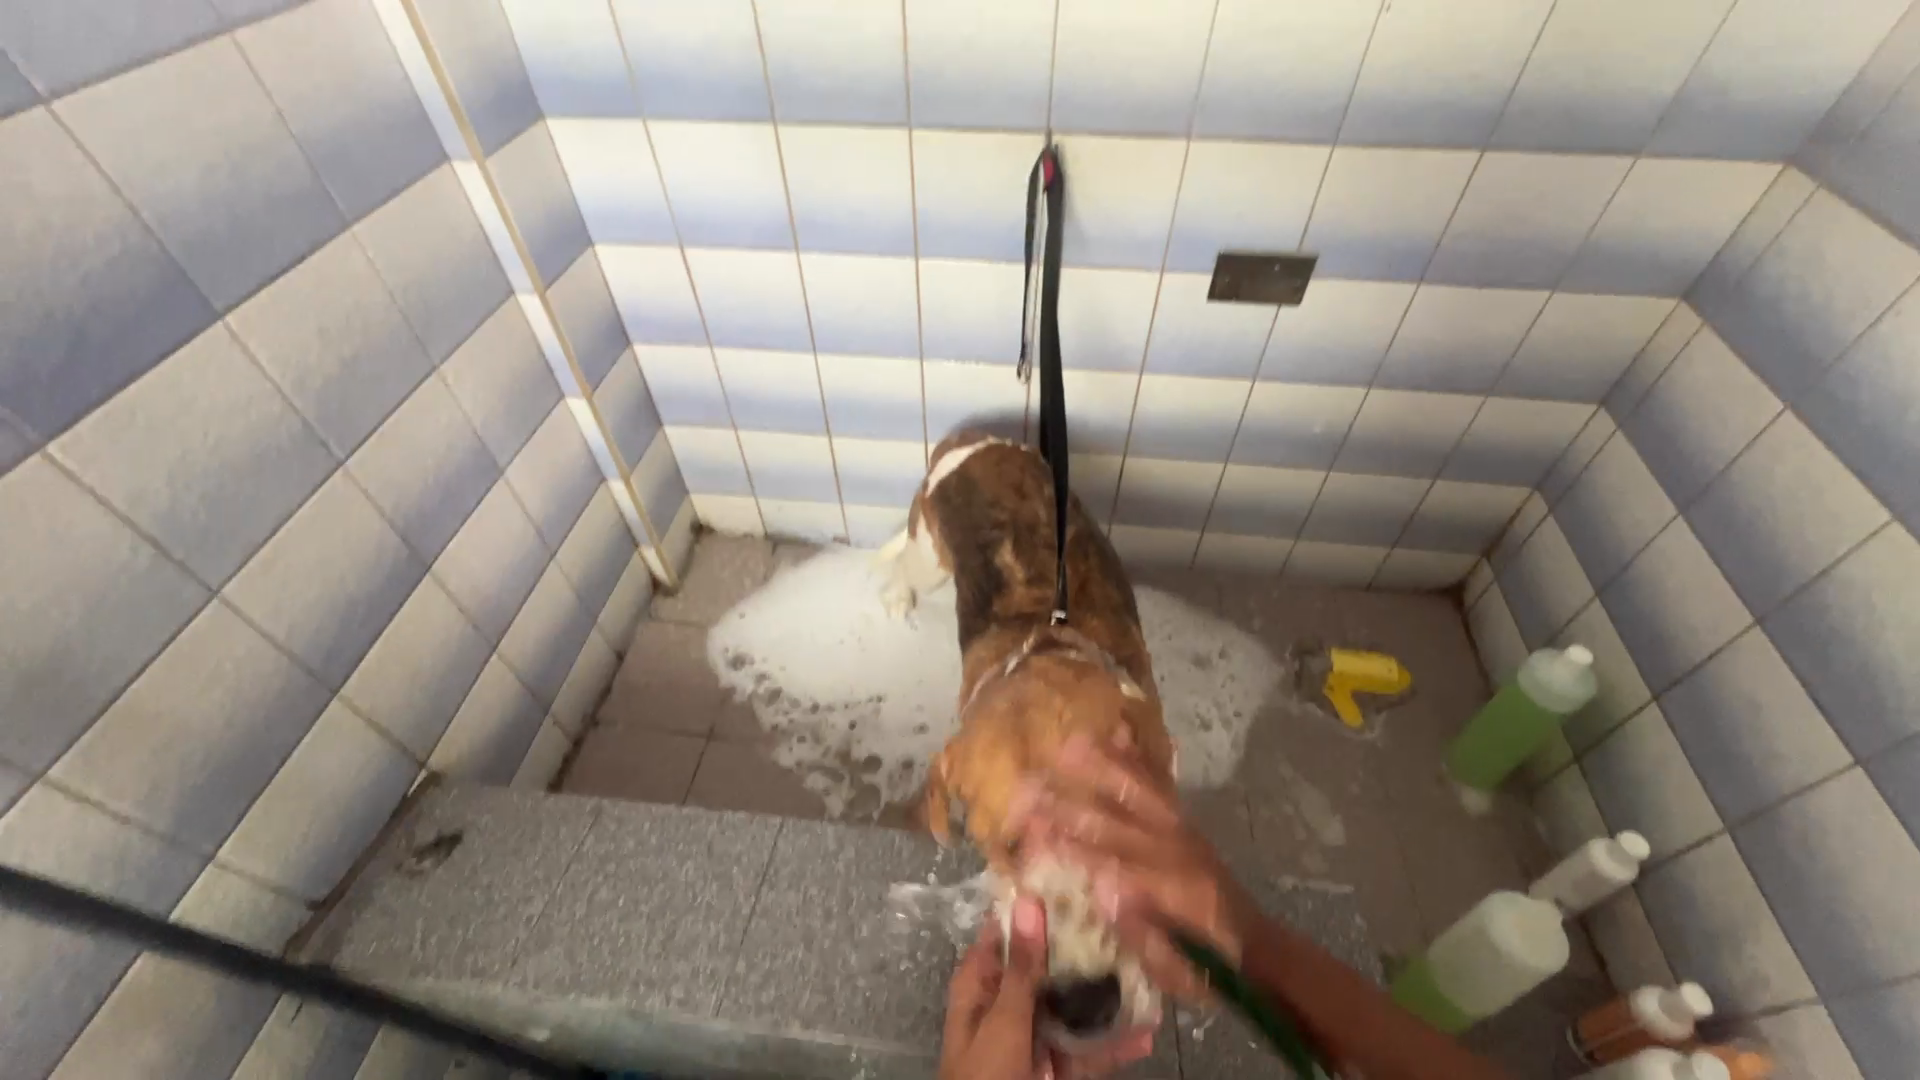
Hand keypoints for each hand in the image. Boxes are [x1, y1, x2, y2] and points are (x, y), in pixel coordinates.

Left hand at [941, 895, 1158, 1079]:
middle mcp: (1007, 1002)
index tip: (1078, 882)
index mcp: (982, 983)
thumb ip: (1022, 968)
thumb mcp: (1003, 1022)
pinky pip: (1086, 1051)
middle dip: (1085, 952)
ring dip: (1107, 999)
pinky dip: (1113, 1045)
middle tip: (1128, 929)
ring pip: (1073, 1007)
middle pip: (1048, 966)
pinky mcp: (1055, 1068)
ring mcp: (1032, 1036)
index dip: (1038, 906)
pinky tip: (1145, 1034)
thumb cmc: (984, 1078)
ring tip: (1148, 980)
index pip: (1009, 930)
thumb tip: (1028, 902)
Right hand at [1014, 734, 1259, 1002]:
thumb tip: (1102, 890)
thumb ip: (1142, 934)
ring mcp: (1183, 831)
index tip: (1035, 833)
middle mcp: (1179, 852)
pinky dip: (1137, 758)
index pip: (1117, 864)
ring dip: (1102, 767)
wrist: (1255, 946)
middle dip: (1069, 804)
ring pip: (1139, 791)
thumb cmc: (1208, 967)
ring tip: (1067, 744)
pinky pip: (1158, 783)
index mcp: (1178, 893)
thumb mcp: (1177, 971)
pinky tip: (1116, 733)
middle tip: (1028, 788)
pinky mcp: (1185, 821)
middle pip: (1117, 821)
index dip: (1075, 848)